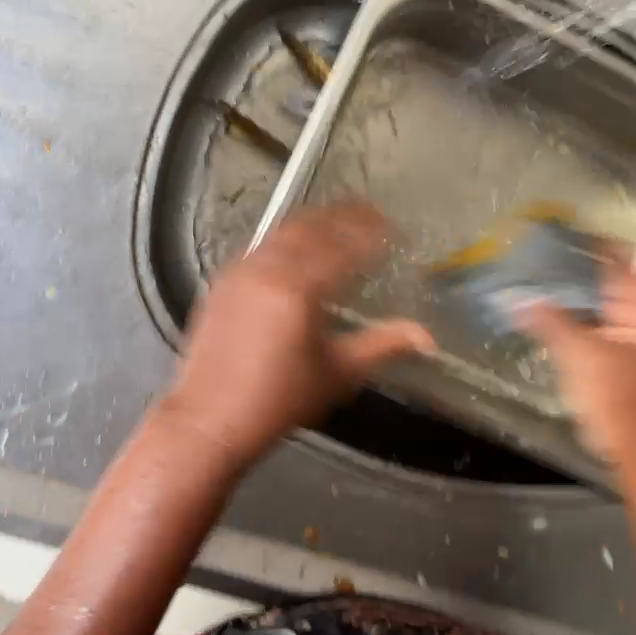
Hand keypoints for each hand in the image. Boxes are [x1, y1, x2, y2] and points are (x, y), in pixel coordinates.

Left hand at [163, 202, 433, 466]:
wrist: (208, 419)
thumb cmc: (279, 401)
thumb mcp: (338, 374)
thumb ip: (383, 345)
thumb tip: (426, 335)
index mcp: (300, 289)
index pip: (344, 245)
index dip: (371, 232)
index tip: (392, 228)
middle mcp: (268, 269)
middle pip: (313, 226)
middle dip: (344, 216)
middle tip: (370, 214)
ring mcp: (241, 271)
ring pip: (284, 231)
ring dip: (315, 221)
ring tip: (339, 222)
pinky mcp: (223, 279)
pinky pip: (261, 244)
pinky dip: (285, 237)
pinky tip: (296, 245)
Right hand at [520, 260, 635, 465]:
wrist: (633, 447)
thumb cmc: (618, 398)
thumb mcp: (580, 352)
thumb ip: (547, 319)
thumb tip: (514, 296)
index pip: (623, 257)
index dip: (593, 241)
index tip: (561, 230)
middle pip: (605, 276)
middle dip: (572, 264)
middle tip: (537, 249)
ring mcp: (624, 332)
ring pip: (592, 298)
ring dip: (566, 288)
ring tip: (532, 272)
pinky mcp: (608, 351)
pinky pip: (584, 319)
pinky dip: (564, 310)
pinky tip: (537, 306)